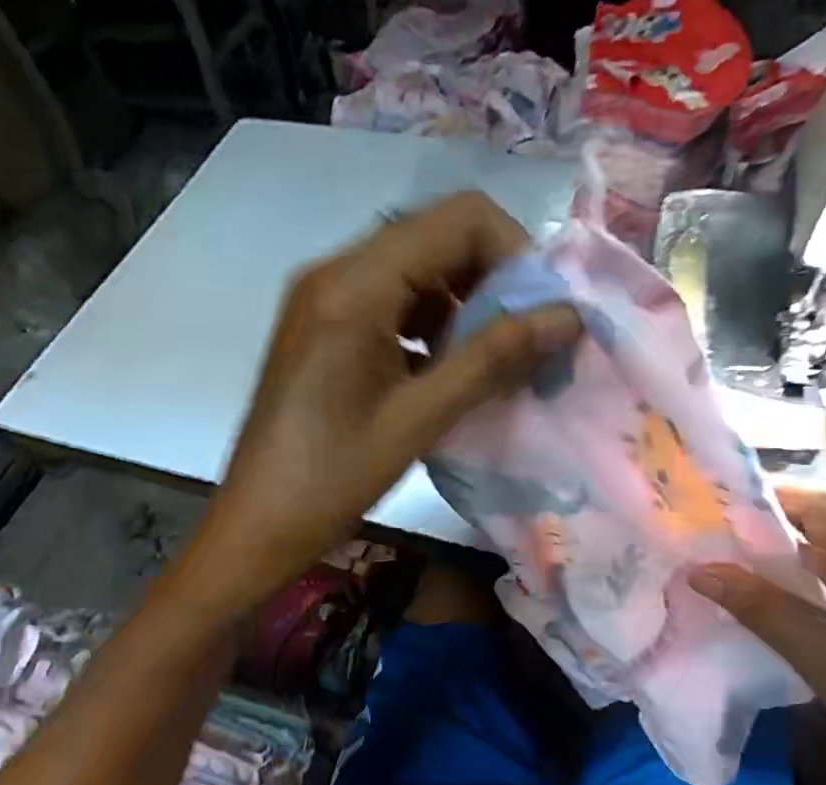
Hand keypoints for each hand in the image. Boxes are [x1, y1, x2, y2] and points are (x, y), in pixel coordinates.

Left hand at [167, 193, 581, 613]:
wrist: (256, 524)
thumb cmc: (333, 479)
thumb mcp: (420, 418)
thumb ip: (495, 358)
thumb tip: (569, 315)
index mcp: (354, 285)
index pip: (459, 218)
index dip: (515, 253)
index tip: (540, 312)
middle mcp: (331, 272)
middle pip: (434, 237)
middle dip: (490, 281)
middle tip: (522, 341)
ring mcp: (319, 299)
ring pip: (411, 270)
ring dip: (458, 305)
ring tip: (483, 365)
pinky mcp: (316, 328)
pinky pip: (384, 302)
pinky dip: (424, 324)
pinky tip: (439, 373)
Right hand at [690, 481, 825, 784]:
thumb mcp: (817, 655)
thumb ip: (757, 606)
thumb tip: (700, 571)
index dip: (771, 496)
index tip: (719, 504)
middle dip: (776, 524)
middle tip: (719, 534)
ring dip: (794, 553)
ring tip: (739, 560)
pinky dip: (817, 577)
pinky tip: (784, 591)